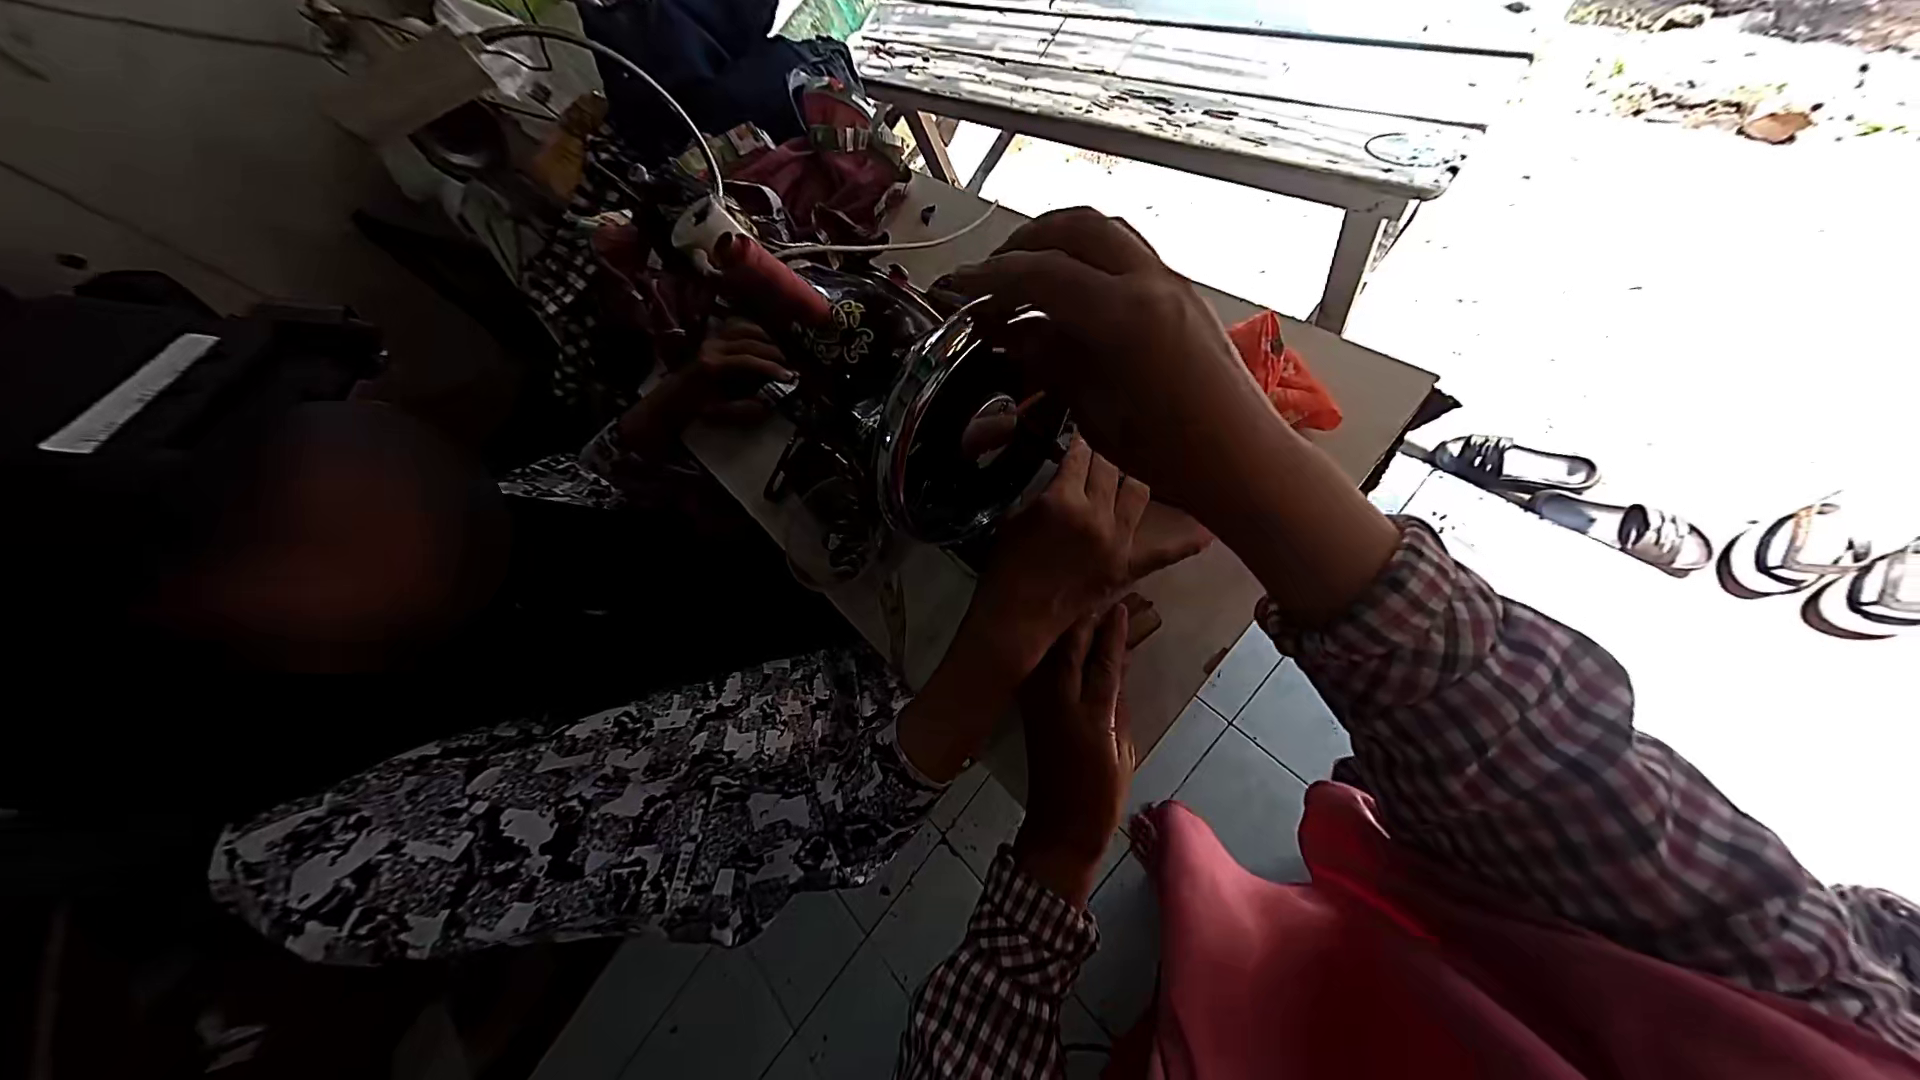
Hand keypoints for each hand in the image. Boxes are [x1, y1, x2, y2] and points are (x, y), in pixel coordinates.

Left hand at [616, 318, 793, 449]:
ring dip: (767, 339)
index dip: (772, 368)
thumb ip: (746, 409)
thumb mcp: (721, 414)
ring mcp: (711, 339)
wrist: (669, 401)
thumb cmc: (696, 411)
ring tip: (780, 355)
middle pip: (751, 342)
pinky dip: (754, 330)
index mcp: (712, 365)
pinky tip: (766, 341)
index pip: (749, 360)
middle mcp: (712, 347)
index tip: (790, 377)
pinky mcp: (712, 338)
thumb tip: (770, 402)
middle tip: (790, 368)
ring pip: (745, 329)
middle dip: (774, 354)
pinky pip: (737, 326)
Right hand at [950, 208, 1276, 518]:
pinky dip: (1089, 257)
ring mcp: (1172, 283)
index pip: (1042, 273)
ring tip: (1027, 274)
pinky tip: (1071, 291)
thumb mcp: (1094, 411)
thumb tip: (1013, 331)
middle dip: (1023, 243)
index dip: (991, 276)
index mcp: (1125, 315)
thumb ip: (1050, 360)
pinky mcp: (1182, 294)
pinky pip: (1127, 253)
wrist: (1241, 458)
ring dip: (1059, 241)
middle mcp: (1151, 283)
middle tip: (991, 273)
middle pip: (1074, 227)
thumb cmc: (1170, 452)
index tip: (959, 285)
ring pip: (1105, 231)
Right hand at [969, 436, 1207, 678]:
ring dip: (1131, 477)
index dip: (1079, 440)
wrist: (1018, 615)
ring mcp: (1117, 541)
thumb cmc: (1007, 566)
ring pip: (1137, 492)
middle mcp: (1096, 515)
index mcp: (1063, 499)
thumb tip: (1061, 476)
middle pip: (1109, 468)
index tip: (1081, 430)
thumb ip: (1043, 493)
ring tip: (1126, 470)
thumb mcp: (1015, 518)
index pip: (1079, 455)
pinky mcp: (1127, 568)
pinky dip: (1184, 543)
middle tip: (1100, 445)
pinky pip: (1163, 553)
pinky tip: (1206, 531)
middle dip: (1102, 452)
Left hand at [1013, 604, 1135, 907]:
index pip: (1104, 663)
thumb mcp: (1122, 750)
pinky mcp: (1030, 712)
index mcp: (1092, 717)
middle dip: (1087, 620)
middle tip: (1101, 596)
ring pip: (1052, 655)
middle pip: (1071, 649)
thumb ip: (1119, 707)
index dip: (1114, 634)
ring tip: (1082, 607)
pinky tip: (1060, 637)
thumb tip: (1117, 671)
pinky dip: (1053, 649)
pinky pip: (1042, 670)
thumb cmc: (1101, 795)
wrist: (1059, 827)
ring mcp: (1040, 706)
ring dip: (1067, 629)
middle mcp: (1061, 705)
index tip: (1121, 608)